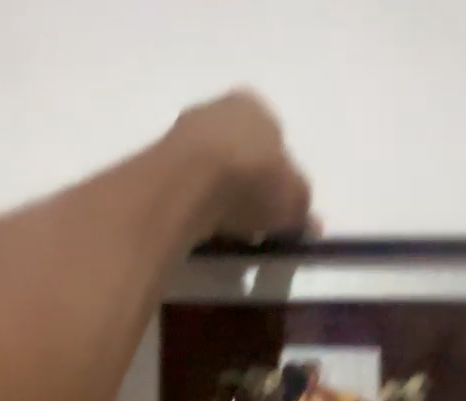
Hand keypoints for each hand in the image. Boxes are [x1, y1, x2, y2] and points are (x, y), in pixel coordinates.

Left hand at [169, 90, 314, 239]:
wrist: (184, 186)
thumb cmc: (250, 182)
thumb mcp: (293, 201)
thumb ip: (303, 210)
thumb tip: (311, 224)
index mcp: (255, 106)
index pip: (273, 140)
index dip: (277, 178)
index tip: (273, 210)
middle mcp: (216, 108)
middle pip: (238, 151)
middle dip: (243, 184)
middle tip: (247, 221)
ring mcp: (181, 130)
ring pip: (207, 166)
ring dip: (214, 193)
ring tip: (220, 228)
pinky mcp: (154, 159)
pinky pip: (181, 184)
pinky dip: (190, 202)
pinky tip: (194, 224)